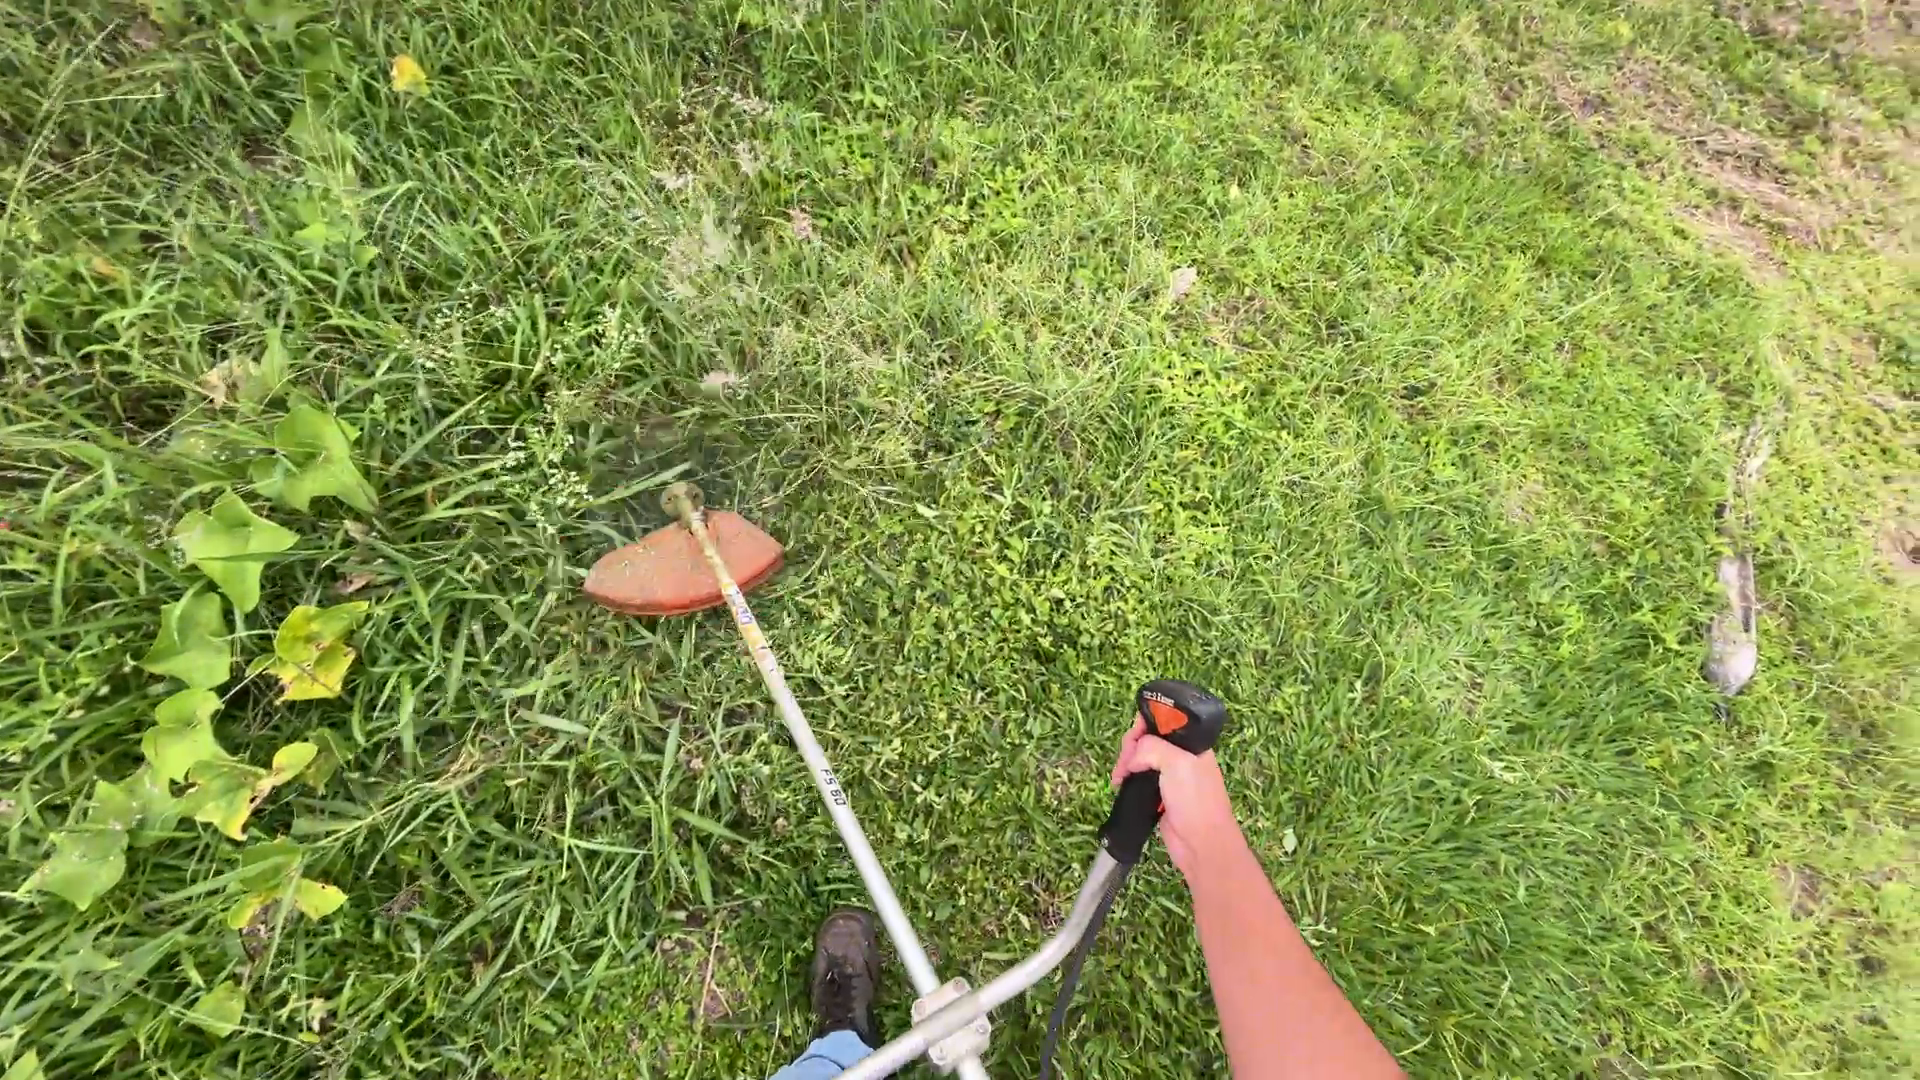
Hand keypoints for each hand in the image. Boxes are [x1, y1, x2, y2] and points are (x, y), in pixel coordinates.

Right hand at [1110, 714, 1243, 878]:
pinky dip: (1127, 778)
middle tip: (1124, 764)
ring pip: (1140, 758)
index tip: (1132, 739)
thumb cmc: (1194, 800)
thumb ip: (1150, 747)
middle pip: (1147, 739)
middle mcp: (1180, 756)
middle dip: (1131, 747)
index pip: (1162, 721)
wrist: (1201, 844)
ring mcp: (1169, 776)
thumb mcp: (1176, 762)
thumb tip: (1131, 759)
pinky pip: (1138, 777)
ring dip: (1126, 763)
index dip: (1143, 725)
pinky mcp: (1158, 794)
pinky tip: (1120, 783)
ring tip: (1119, 777)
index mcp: (1191, 743)